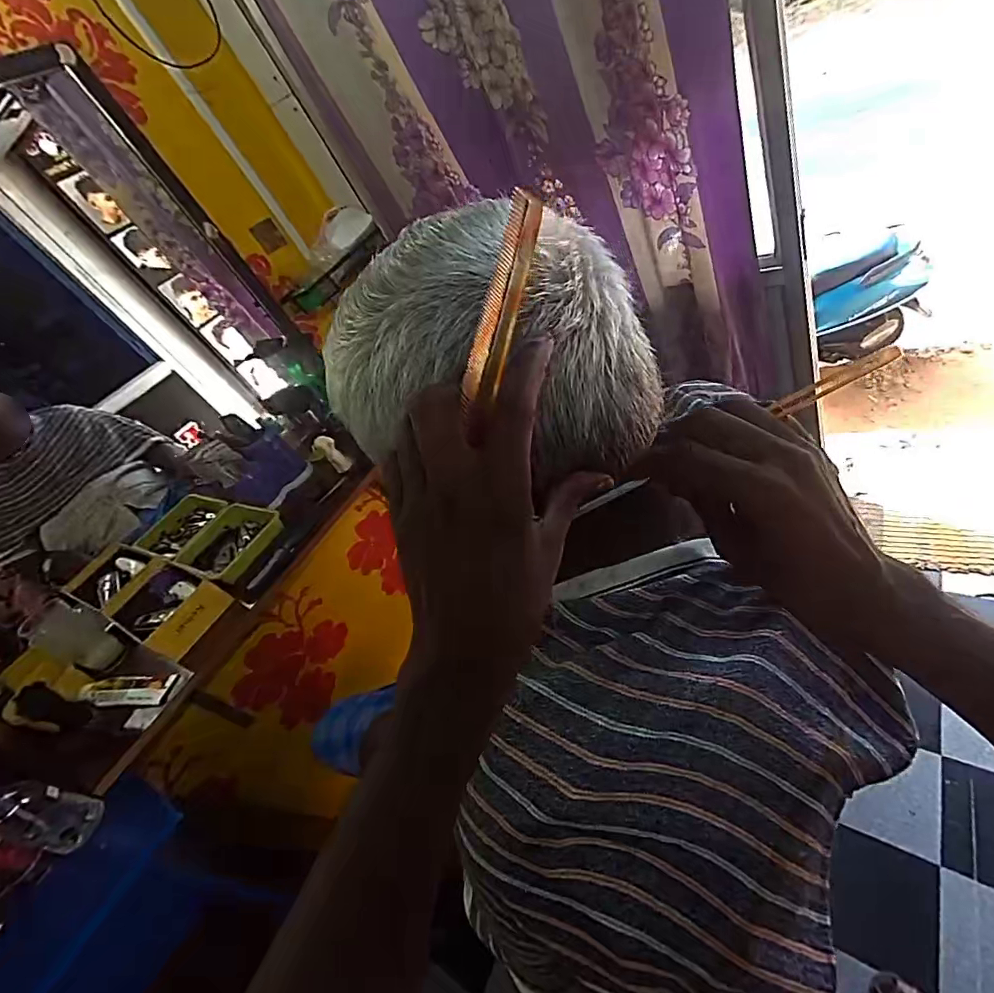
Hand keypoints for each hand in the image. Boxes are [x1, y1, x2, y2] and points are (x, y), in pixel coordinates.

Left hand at [382, 340, 608, 733]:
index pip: (512, 411)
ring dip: (431, 412)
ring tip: (455, 423)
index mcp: (500, 490)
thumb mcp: (549, 548)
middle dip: (457, 384)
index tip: (540, 342)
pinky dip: (410, 444)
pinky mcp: (397, 514)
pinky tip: (431, 457)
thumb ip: (567, 499)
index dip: (527, 368)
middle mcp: (453, 483)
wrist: (461, 651)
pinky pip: (394, 459)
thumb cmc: (515, 603)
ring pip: (407, 426)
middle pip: (436, 403)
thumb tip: (600, 473)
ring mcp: (418, 497)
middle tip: (479, 397)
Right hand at [635, 398, 936, 660]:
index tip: (631, 469)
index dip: (652, 460)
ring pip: (732, 407)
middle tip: (655, 459)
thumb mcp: (735, 549)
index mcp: (761, 489)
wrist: (857, 583)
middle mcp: (780, 454)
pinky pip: (761, 414)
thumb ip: (704, 503)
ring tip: (685, 445)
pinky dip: (732, 422)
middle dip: (671, 436)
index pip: (689, 457)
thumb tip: (671, 475)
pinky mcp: (808, 442)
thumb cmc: (793, 582)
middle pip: (706, 420)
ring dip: (700, 422)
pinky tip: (720, 443)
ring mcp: (798, 443)